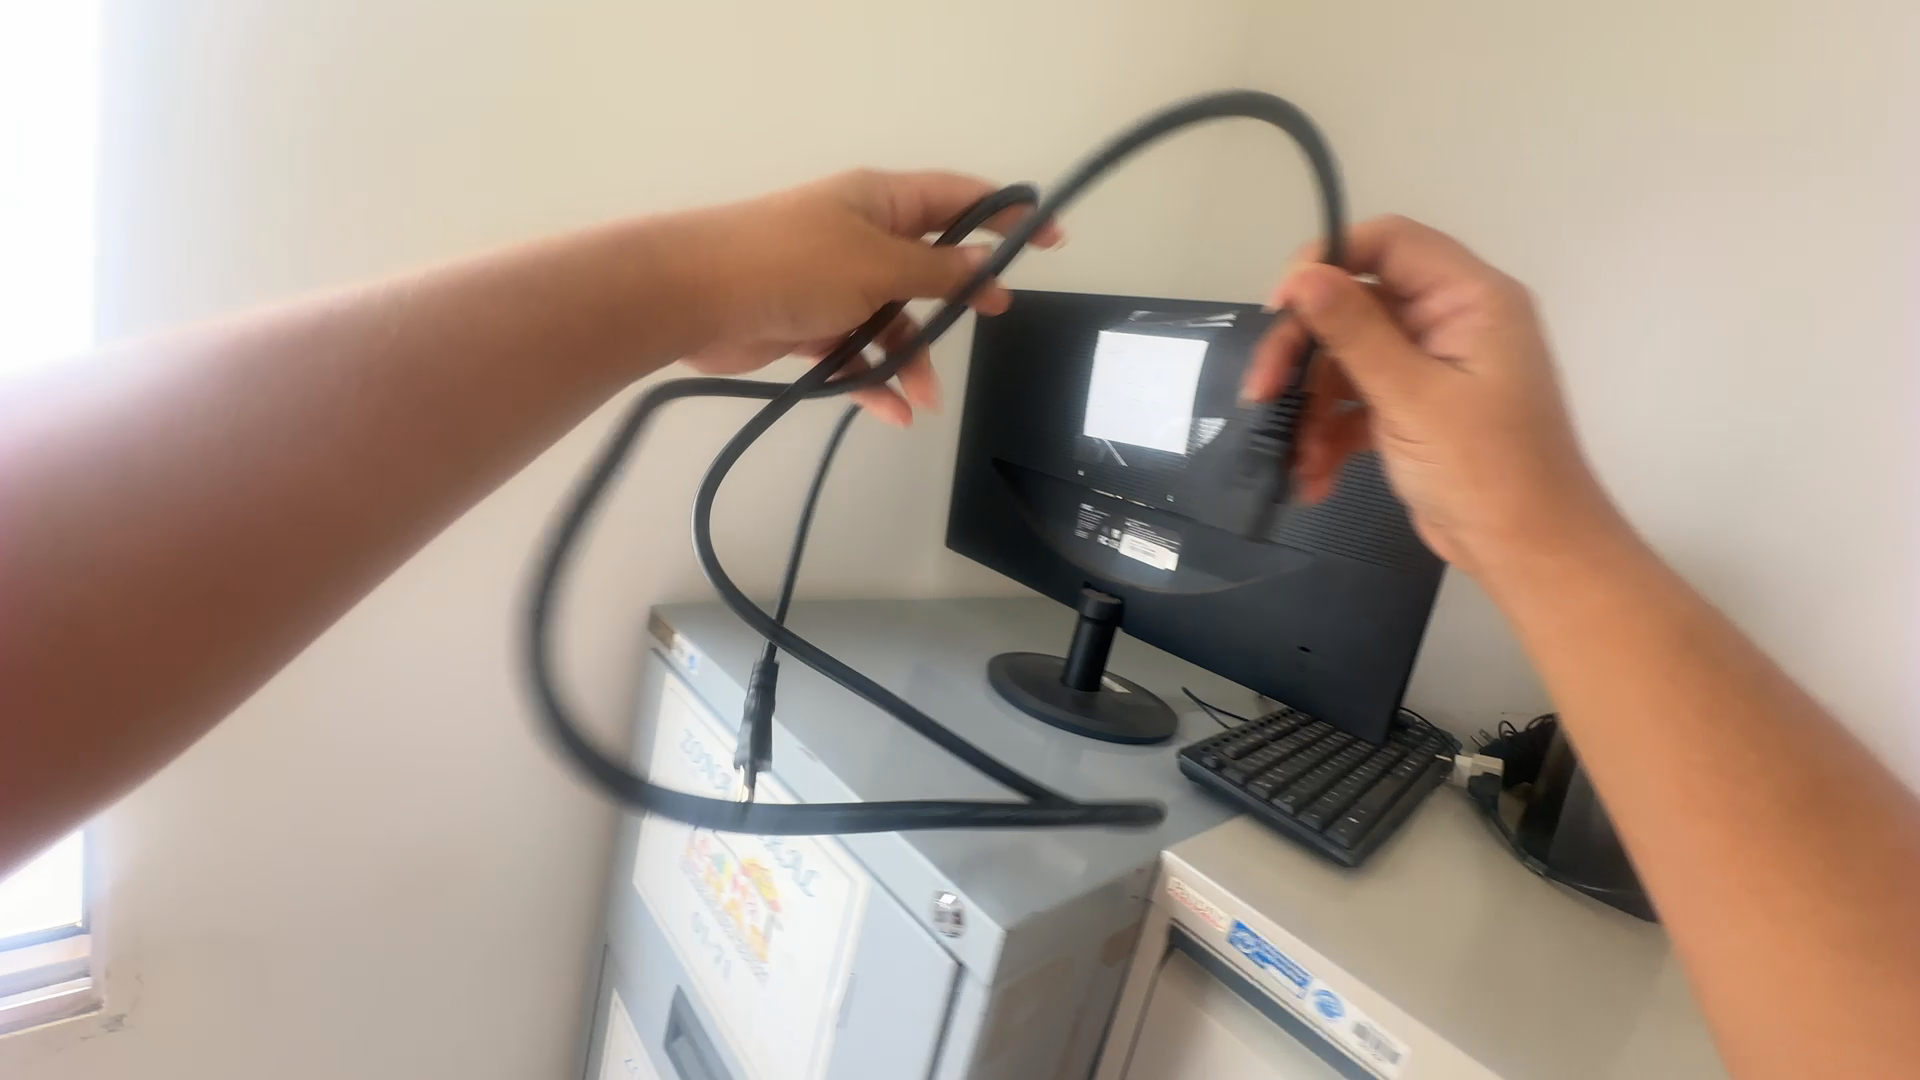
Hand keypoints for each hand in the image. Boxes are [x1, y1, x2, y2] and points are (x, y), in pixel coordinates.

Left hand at [672, 169, 1060, 425]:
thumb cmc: (792, 265)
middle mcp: (862, 239)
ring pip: (893, 322)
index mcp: (880, 203)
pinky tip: (892, 413)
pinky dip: (874, 381)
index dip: (1005, 216)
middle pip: (928, 267)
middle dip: (957, 297)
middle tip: (993, 316)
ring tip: (925, 401)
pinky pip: (858, 355)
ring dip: (912, 360)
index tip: (1049, 238)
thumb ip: (934, 271)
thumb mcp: (876, 264)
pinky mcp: (812, 327)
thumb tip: (983, 266)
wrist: (695, 299)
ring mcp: (836, 285)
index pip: (957, 200)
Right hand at [1241, 215, 1617, 574]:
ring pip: (1340, 363)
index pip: (1388, 244)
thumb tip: (1303, 276)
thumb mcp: (1412, 396)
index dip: (1326, 260)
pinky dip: (1325, 438)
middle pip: (1349, 309)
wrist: (1522, 548)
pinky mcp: (1405, 409)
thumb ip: (1355, 332)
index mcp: (1467, 300)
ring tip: (1294, 458)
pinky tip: (1313, 477)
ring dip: (1308, 410)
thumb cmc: (1484, 468)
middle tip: (1258, 394)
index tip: (1277, 306)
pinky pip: (1348, 406)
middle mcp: (1444, 323)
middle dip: (1300, 354)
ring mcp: (1423, 368)